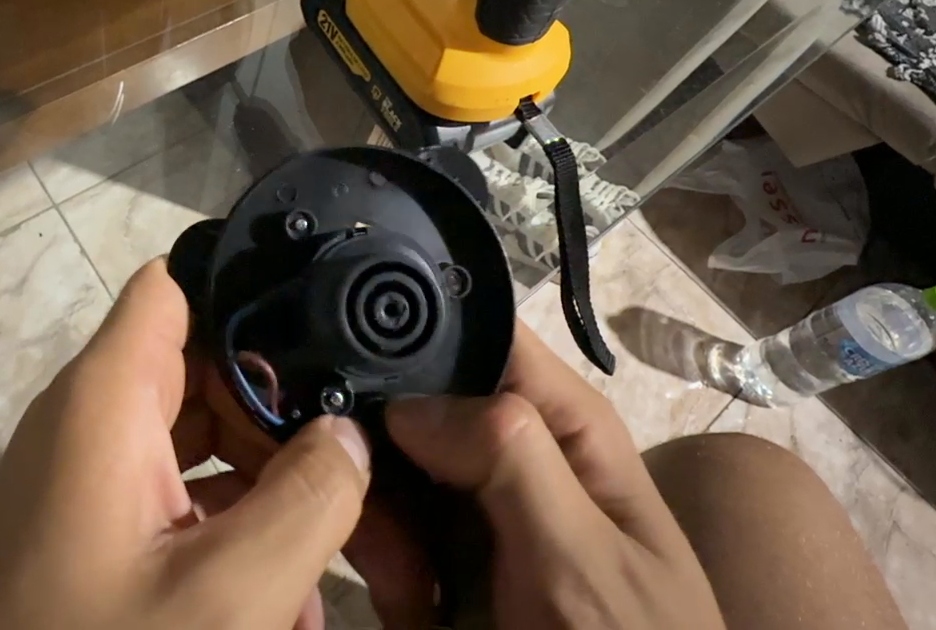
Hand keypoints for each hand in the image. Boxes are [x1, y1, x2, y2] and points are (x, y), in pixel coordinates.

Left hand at [0, 259, 373, 629]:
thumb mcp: (223, 596)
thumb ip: (305, 502)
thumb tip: (347, 433)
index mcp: (106, 398)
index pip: (175, 285)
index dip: (248, 289)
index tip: (327, 325)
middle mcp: (93, 419)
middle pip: (207, 369)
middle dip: (284, 415)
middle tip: (357, 465)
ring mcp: (91, 476)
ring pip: (201, 439)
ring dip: (270, 484)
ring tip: (343, 544)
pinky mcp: (94, 528)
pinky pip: (177, 497)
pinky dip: (233, 527)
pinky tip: (285, 595)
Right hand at [180, 314, 725, 629]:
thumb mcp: (582, 554)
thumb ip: (507, 456)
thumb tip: (404, 401)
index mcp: (556, 416)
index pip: (476, 332)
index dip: (414, 334)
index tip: (353, 365)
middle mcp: (507, 443)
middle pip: (413, 398)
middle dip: (382, 449)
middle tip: (369, 505)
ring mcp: (469, 496)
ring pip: (384, 461)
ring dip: (379, 517)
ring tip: (409, 584)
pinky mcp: (441, 546)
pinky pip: (383, 522)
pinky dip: (382, 559)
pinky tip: (414, 607)